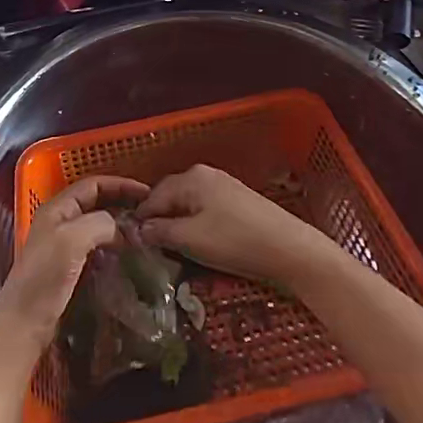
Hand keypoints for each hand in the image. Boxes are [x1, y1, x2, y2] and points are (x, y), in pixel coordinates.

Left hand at [0, 175, 149, 343]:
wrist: (23, 325)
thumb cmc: (44, 279)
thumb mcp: (72, 240)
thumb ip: (100, 223)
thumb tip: (122, 228)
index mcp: (58, 208)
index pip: (93, 184)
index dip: (120, 184)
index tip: (146, 192)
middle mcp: (60, 221)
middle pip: (96, 201)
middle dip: (122, 202)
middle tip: (149, 212)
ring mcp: (63, 244)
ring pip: (98, 224)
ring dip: (120, 224)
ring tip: (143, 232)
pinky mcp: (69, 267)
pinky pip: (97, 246)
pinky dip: (114, 244)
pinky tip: (128, 254)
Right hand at [136, 164, 338, 284]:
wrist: (289, 248)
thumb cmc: (235, 241)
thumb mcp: (191, 240)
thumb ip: (161, 231)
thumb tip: (139, 229)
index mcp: (190, 178)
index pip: (153, 196)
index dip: (141, 219)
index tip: (133, 243)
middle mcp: (203, 174)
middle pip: (170, 196)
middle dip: (159, 220)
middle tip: (152, 248)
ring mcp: (222, 184)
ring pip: (188, 203)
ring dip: (178, 223)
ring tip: (173, 248)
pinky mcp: (236, 199)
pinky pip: (204, 208)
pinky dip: (195, 223)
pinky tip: (198, 242)